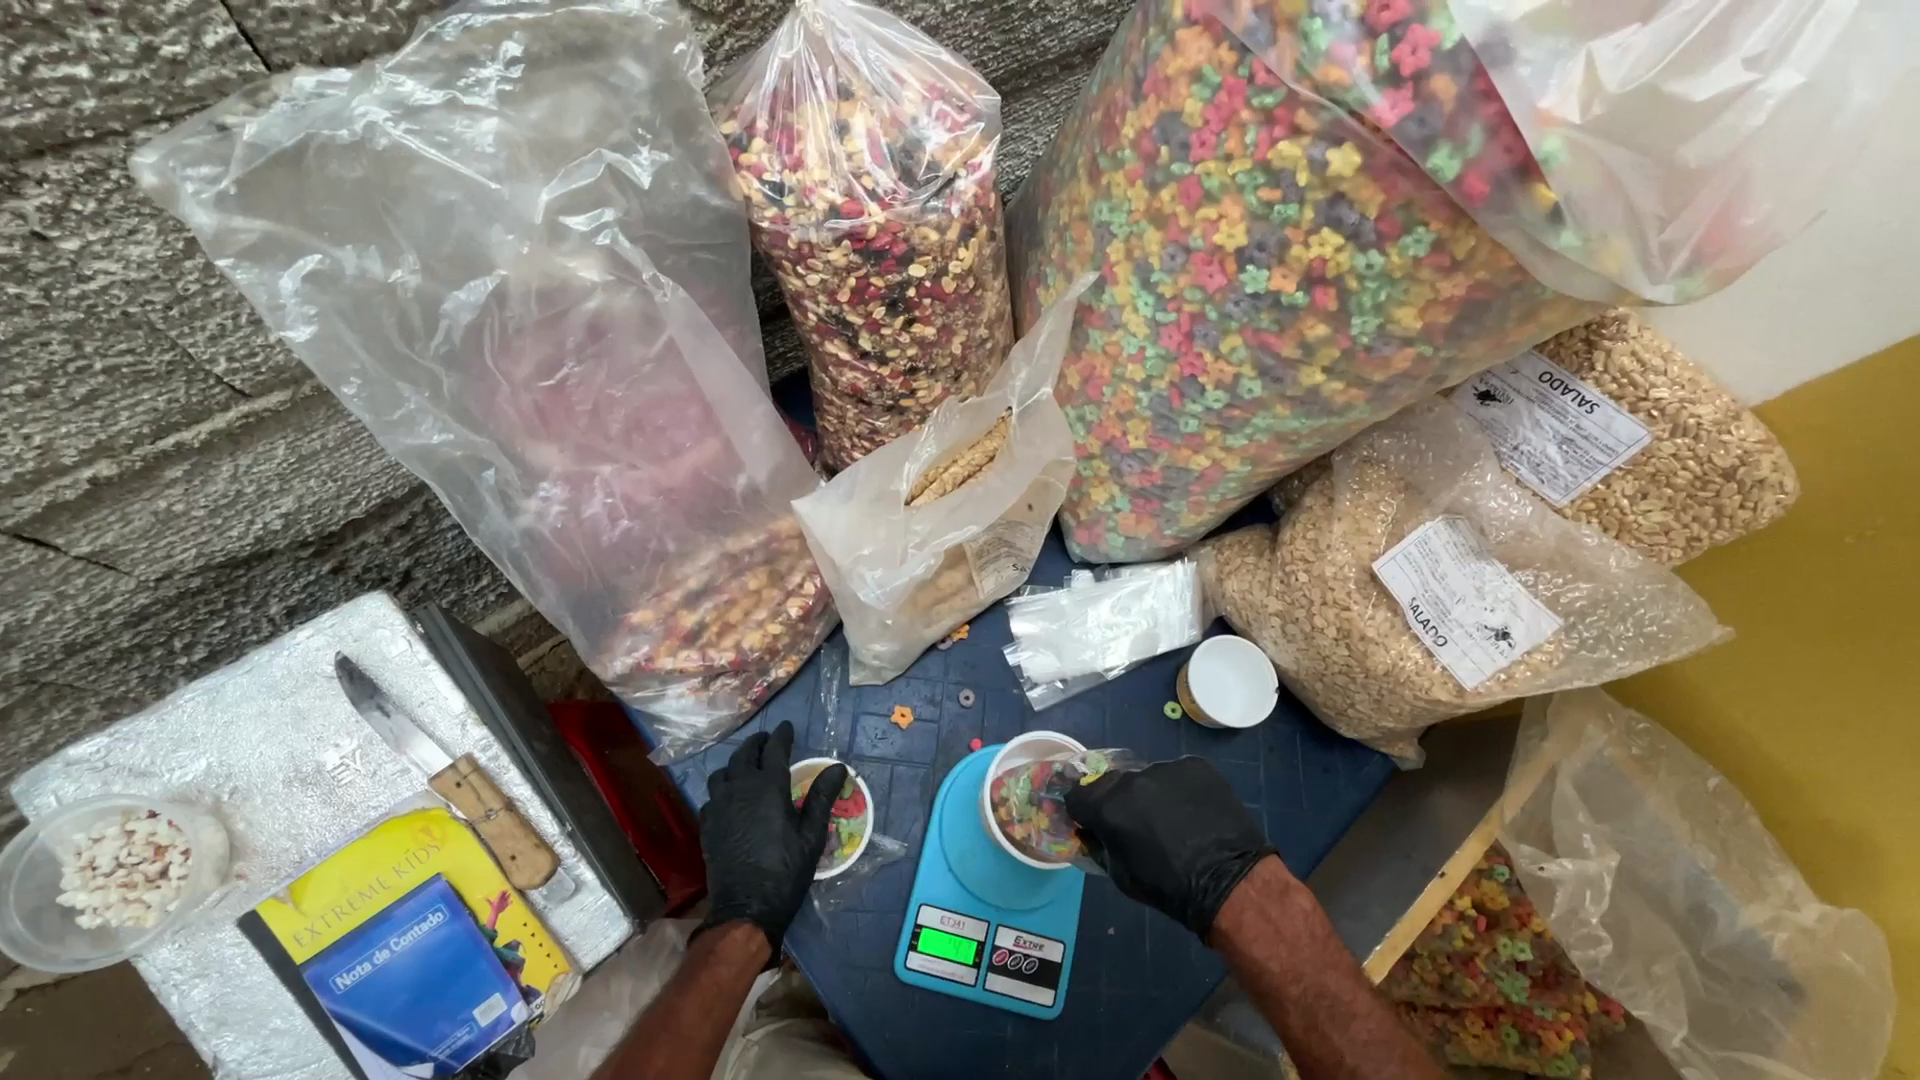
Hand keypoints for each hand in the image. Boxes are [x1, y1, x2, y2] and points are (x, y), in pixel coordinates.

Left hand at [698, 721, 845, 953]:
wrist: (747, 905)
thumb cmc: (786, 870)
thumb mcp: (812, 834)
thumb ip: (822, 796)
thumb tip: (838, 767)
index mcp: (769, 786)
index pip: (775, 748)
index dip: (782, 734)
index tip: (787, 726)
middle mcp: (740, 788)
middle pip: (744, 754)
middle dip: (757, 743)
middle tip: (767, 741)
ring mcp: (719, 806)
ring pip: (722, 772)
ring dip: (736, 764)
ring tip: (746, 766)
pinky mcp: (708, 824)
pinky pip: (712, 796)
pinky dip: (723, 789)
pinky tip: (730, 799)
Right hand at [1066, 756, 1275, 938]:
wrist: (1229, 881)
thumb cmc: (1168, 888)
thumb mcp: (1120, 875)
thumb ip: (1100, 845)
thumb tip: (1093, 831)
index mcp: (1108, 807)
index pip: (1077, 795)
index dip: (1082, 810)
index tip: (1092, 822)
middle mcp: (1132, 780)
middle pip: (1111, 782)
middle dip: (1116, 800)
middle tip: (1135, 823)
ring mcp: (1165, 768)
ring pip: (1146, 777)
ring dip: (1149, 794)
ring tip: (1171, 818)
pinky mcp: (1195, 766)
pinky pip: (1176, 774)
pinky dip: (1178, 789)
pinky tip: (1193, 810)